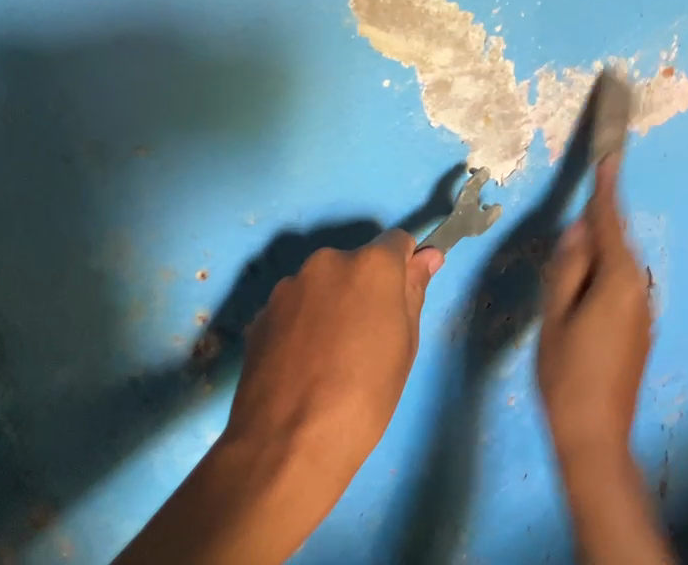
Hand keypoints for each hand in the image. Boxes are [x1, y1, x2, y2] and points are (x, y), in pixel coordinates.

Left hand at [114, 229, 442, 564]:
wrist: (287, 445)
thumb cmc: (365, 394)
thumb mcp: (406, 344)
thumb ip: (414, 292)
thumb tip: (427, 258)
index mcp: (371, 264)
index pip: (398, 242)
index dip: (404, 268)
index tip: (403, 301)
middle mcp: (327, 262)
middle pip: (356, 264)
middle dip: (365, 288)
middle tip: (368, 337)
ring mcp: (288, 287)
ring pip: (323, 285)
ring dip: (331, 305)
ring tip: (330, 357)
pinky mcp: (260, 316)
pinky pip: (294, 309)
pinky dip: (303, 325)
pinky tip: (303, 366)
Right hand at [538, 152, 653, 458]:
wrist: (596, 437)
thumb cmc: (566, 375)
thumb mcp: (555, 316)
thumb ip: (567, 267)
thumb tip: (579, 228)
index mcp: (618, 280)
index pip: (610, 223)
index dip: (605, 190)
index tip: (608, 158)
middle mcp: (639, 289)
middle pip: (618, 242)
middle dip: (600, 219)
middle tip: (583, 193)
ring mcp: (644, 310)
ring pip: (620, 265)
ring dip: (602, 248)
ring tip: (576, 240)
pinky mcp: (641, 328)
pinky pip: (622, 285)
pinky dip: (605, 272)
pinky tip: (585, 283)